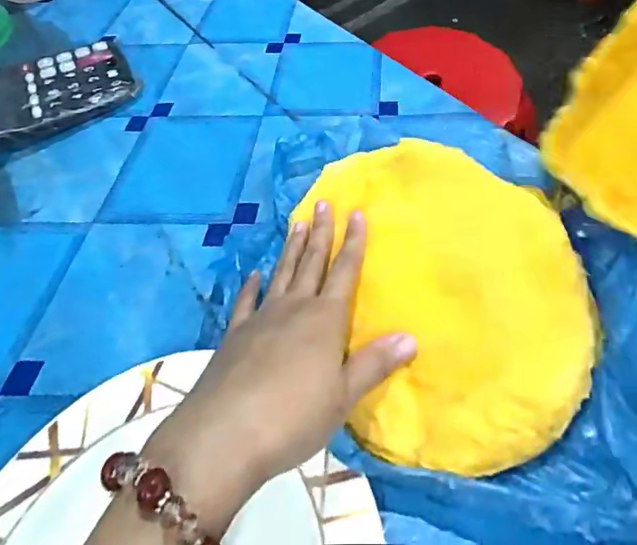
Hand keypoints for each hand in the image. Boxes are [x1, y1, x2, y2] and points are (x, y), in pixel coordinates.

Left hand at [132, 202, 416, 534]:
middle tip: (324, 203)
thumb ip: (374, 363)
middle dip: (321, 233)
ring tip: (298, 223)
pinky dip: (252, 285)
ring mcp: (262, 318)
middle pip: (312, 263)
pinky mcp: (236, 334)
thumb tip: (411, 336)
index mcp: (325, 320)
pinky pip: (247, 301)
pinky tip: (254, 273)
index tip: (357, 213)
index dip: (353, 243)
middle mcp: (295, 308)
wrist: (225, 433)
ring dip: (292, 248)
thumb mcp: (343, 397)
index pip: (345, 272)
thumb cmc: (294, 417)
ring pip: (282, 273)